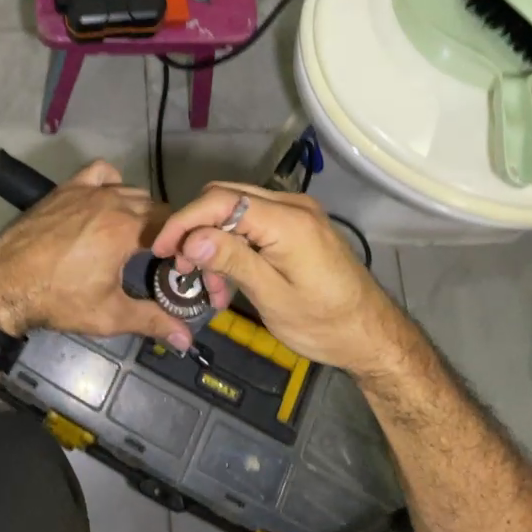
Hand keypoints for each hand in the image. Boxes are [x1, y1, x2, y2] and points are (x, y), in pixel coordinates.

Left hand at [0, 161, 197, 351]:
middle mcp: (111, 202)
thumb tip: (187, 339)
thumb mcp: (109, 315)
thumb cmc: (57, 300)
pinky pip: (100, 172)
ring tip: (134, 235)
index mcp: (126, 230)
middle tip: (158, 255)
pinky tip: (108, 200)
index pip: (171, 227)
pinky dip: (112, 181)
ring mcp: (87, 191)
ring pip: (130, 190)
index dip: (179, 245)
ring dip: (140, 208)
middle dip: (162, 229)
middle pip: (154, 207)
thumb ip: (152, 321)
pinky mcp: (66, 188)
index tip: (177, 263)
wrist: (3, 284)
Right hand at [150, 184, 412, 378]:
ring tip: (210, 287)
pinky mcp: (298, 224)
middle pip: (224, 196)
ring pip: (235, 208)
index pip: (220, 200)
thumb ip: (233, 260)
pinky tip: (229, 279)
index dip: (185, 221)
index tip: (161, 249)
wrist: (370, 335)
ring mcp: (296, 212)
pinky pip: (253, 220)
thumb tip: (191, 239)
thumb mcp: (272, 297)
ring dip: (213, 241)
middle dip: (196, 230)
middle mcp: (291, 204)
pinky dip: (233, 243)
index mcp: (287, 220)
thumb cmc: (322, 324)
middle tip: (182, 269)